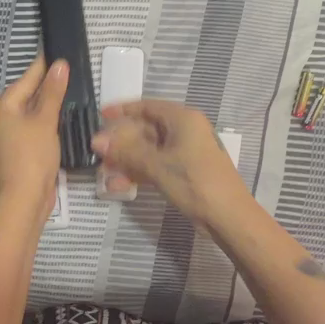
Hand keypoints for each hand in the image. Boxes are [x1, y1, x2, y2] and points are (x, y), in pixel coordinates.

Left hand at [0, 56, 69, 214]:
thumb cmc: (32, 155)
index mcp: (0, 109)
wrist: (24, 199)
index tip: (55, 53)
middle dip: (44, 87)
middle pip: (24, 98)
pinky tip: (59, 120)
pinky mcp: (14, 153)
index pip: (24, 81)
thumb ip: (53, 92)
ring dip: (46, 106)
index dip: (41, 68)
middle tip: (66, 72)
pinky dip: (43, 124)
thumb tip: (59, 65)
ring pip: (27, 115)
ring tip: (66, 92)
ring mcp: (3, 139)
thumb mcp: (45, 120)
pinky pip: (29, 130)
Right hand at [90, 99, 247, 223]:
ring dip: (127, 160)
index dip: (122, 110)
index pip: (146, 106)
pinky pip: (156, 165)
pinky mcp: (184, 171)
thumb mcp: (157, 166)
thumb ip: (126, 152)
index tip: (99, 116)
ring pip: (149, 150)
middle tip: (97, 153)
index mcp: (182, 119)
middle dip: (121, 142)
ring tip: (104, 172)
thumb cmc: (194, 182)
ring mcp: (184, 152)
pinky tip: (120, 185)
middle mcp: (184, 130)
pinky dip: (139, 172)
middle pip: (145, 129)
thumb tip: (96, 141)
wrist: (228, 217)